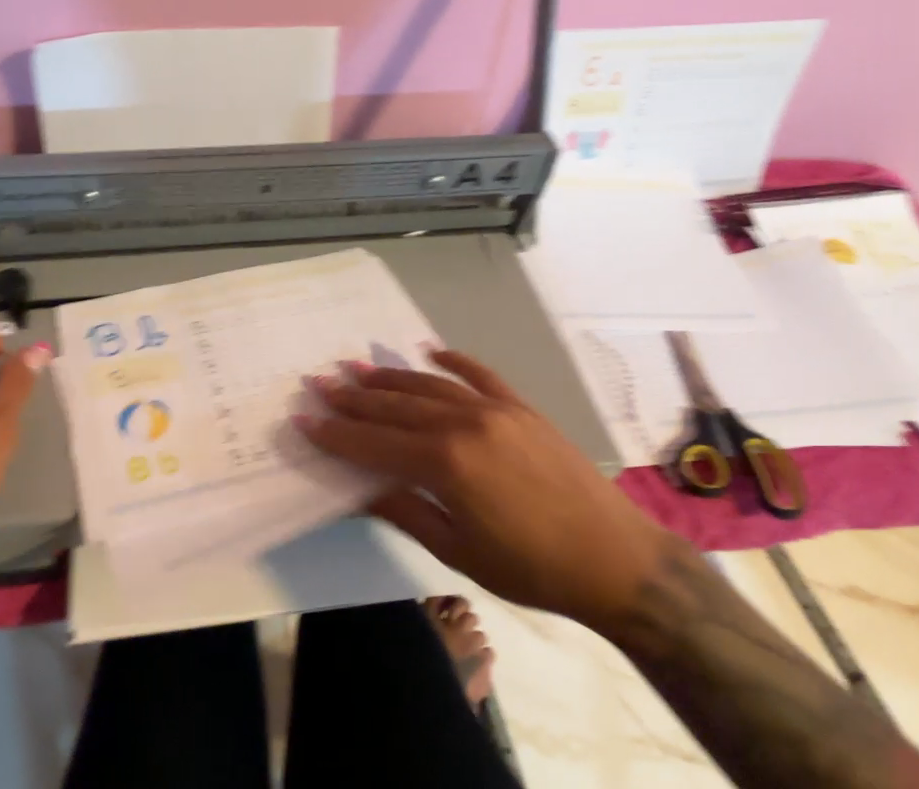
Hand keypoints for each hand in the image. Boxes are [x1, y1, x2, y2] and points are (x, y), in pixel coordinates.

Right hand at [300, 349, 673, 634]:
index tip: (303, 419)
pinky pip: (481, 376)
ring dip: (390, 377)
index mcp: (445, 464)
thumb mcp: (457, 550)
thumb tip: (357, 491)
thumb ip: (404, 511)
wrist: (615, 560)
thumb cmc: (530, 568)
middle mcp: (466, 425)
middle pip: (397, 406)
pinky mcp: (524, 410)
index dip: (336, 433)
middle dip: (354, 397)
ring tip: (356, 368)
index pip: (374, 443)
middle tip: (319, 383)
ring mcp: (497, 411)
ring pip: (431, 386)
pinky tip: (430, 350)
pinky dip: (454, 360)